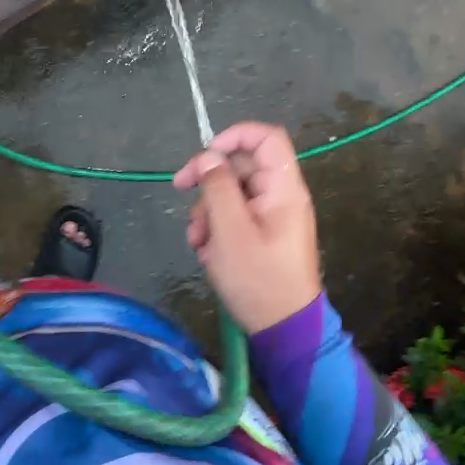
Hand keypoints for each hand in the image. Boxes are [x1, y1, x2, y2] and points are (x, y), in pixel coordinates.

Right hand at [172, 123, 321, 333]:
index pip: (266, 138)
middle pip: (241, 166)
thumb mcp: (230, 231)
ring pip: (232, 192)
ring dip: (207, 210)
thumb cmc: (258, 278)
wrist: (283, 329)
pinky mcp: (263, 235)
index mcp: (283, 188)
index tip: (204, 155)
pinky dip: (217, 228)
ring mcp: (272, 216)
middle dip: (209, 181)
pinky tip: (208, 251)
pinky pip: (236, 216)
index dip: (234, 136)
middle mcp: (281, 196)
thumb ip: (218, 188)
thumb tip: (209, 157)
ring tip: (198, 240)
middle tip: (181, 194)